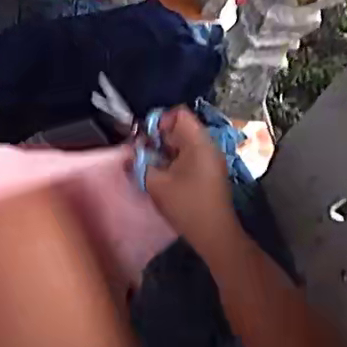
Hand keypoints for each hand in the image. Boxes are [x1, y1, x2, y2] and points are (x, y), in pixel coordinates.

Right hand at [144, 107, 241, 257]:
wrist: (215, 233)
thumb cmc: (187, 205)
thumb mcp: (156, 184)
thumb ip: (141, 165)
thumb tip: (131, 154)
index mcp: (198, 142)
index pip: (179, 113)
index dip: (159, 120)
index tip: (145, 139)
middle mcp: (208, 146)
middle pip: (181, 128)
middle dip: (159, 138)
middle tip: (143, 153)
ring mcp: (211, 159)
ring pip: (185, 144)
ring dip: (166, 151)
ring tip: (151, 166)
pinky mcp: (210, 172)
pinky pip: (191, 156)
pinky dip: (176, 161)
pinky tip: (164, 176)